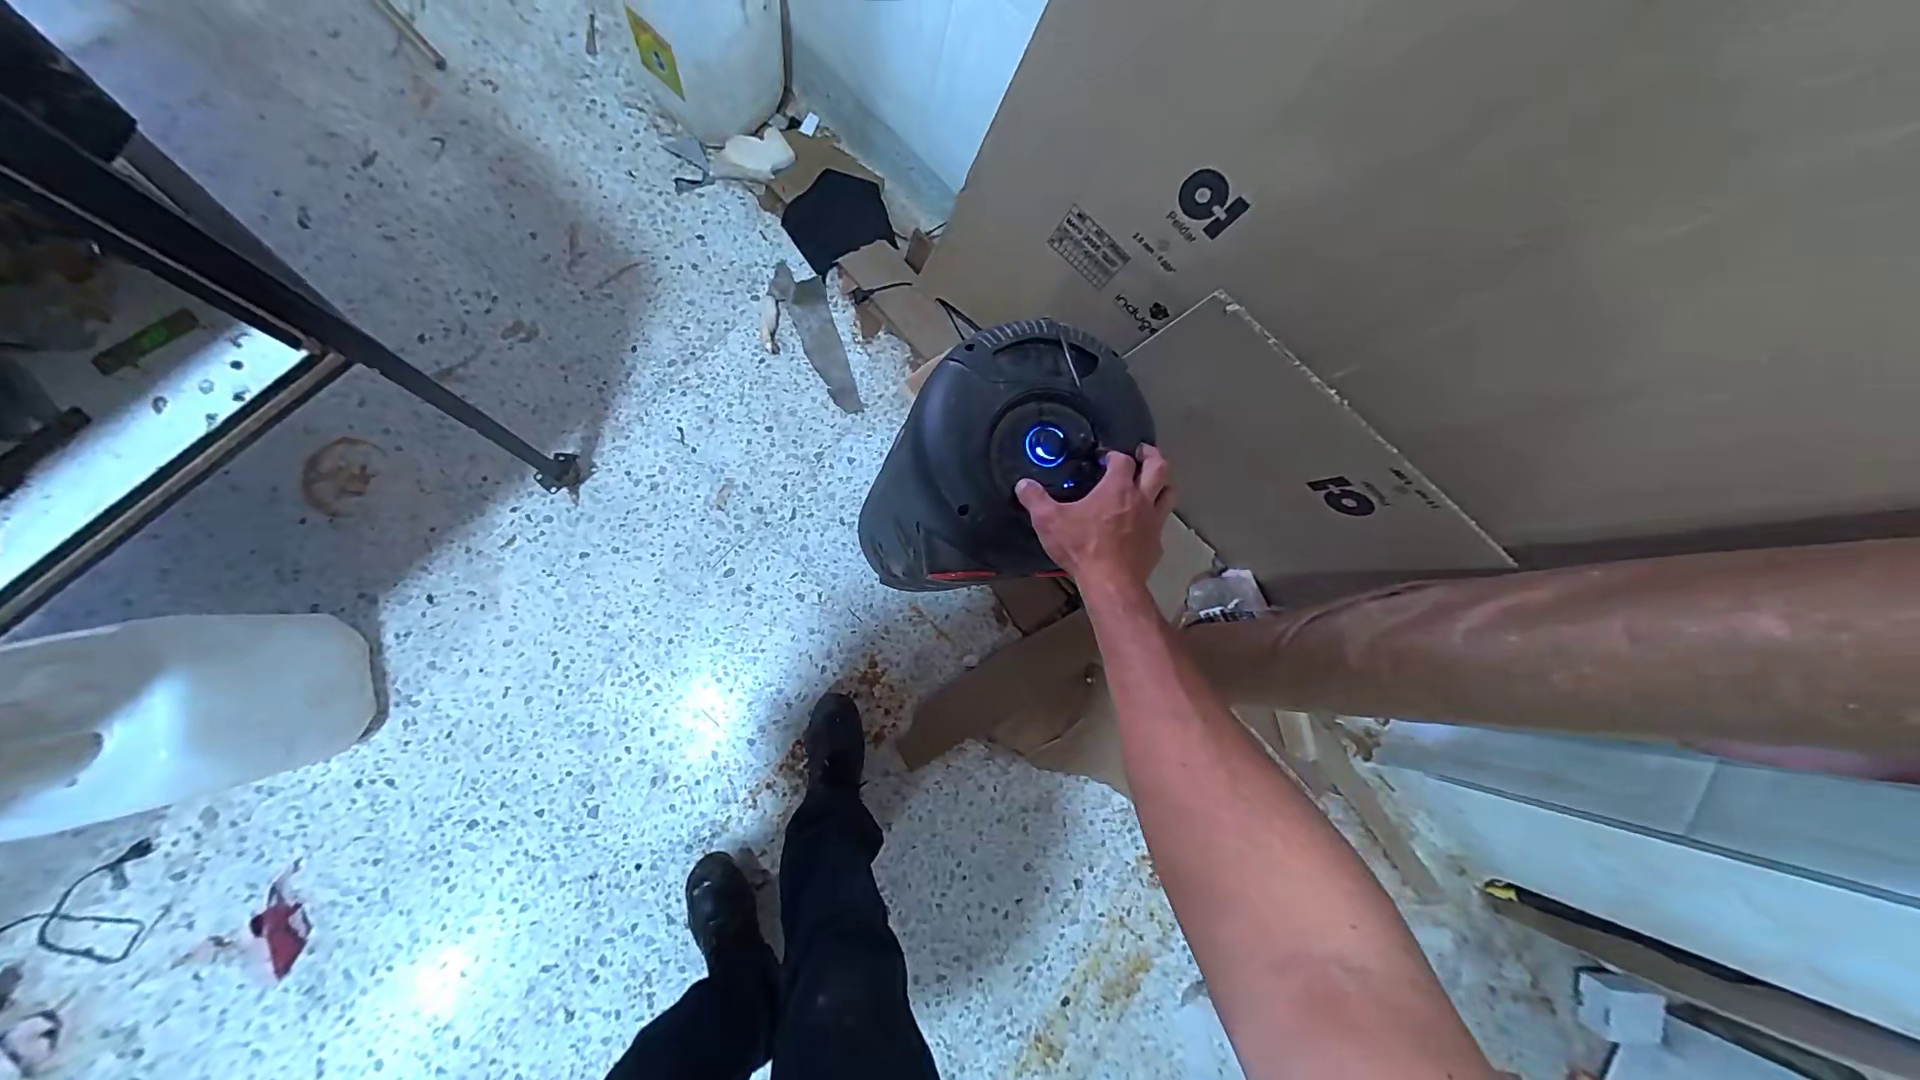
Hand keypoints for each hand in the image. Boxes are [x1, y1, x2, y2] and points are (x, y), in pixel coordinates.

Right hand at [1016, 444, 1174, 594]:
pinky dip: (1155, 519)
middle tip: (1143, 453)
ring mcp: (1153, 522)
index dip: (1114, 454)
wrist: (1110, 583)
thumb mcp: (1049, 521)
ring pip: (1168, 493)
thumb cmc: (1082, 547)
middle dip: (1152, 456)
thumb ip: (1035, 500)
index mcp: (1117, 488)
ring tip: (1150, 483)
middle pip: (1159, 467)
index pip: (1123, 460)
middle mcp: (1141, 500)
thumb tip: (1023, 484)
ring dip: (1161, 483)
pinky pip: (1161, 525)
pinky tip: (1143, 526)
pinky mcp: (1156, 544)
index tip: (1105, 457)